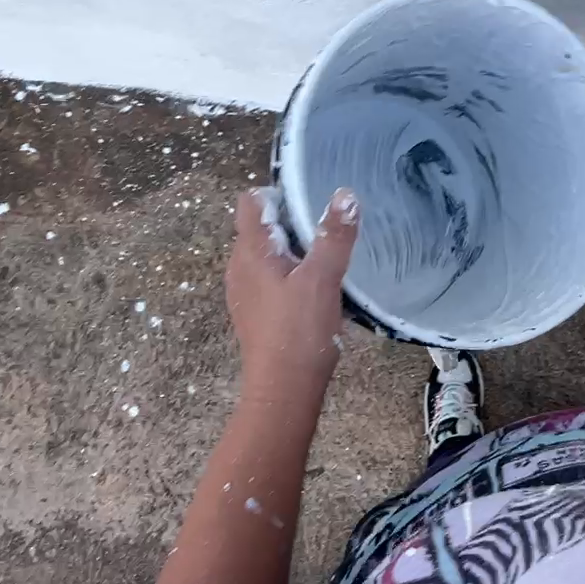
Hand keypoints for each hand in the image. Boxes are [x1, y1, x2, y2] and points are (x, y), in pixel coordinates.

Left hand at [225, 186, 359, 401]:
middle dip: (290, 222)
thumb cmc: (300, 330)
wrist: (284, 389)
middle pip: (259, 227)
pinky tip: (313, 290)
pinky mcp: (254, 312)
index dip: (277, 194)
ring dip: (292, 250)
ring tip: (324, 259)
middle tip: (325, 231)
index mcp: (250, 251)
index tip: (308, 203)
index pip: (251, 202)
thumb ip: (334, 235)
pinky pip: (269, 278)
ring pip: (266, 254)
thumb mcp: (323, 277)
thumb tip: (345, 195)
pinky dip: (288, 274)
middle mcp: (239, 267)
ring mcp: (244, 292)